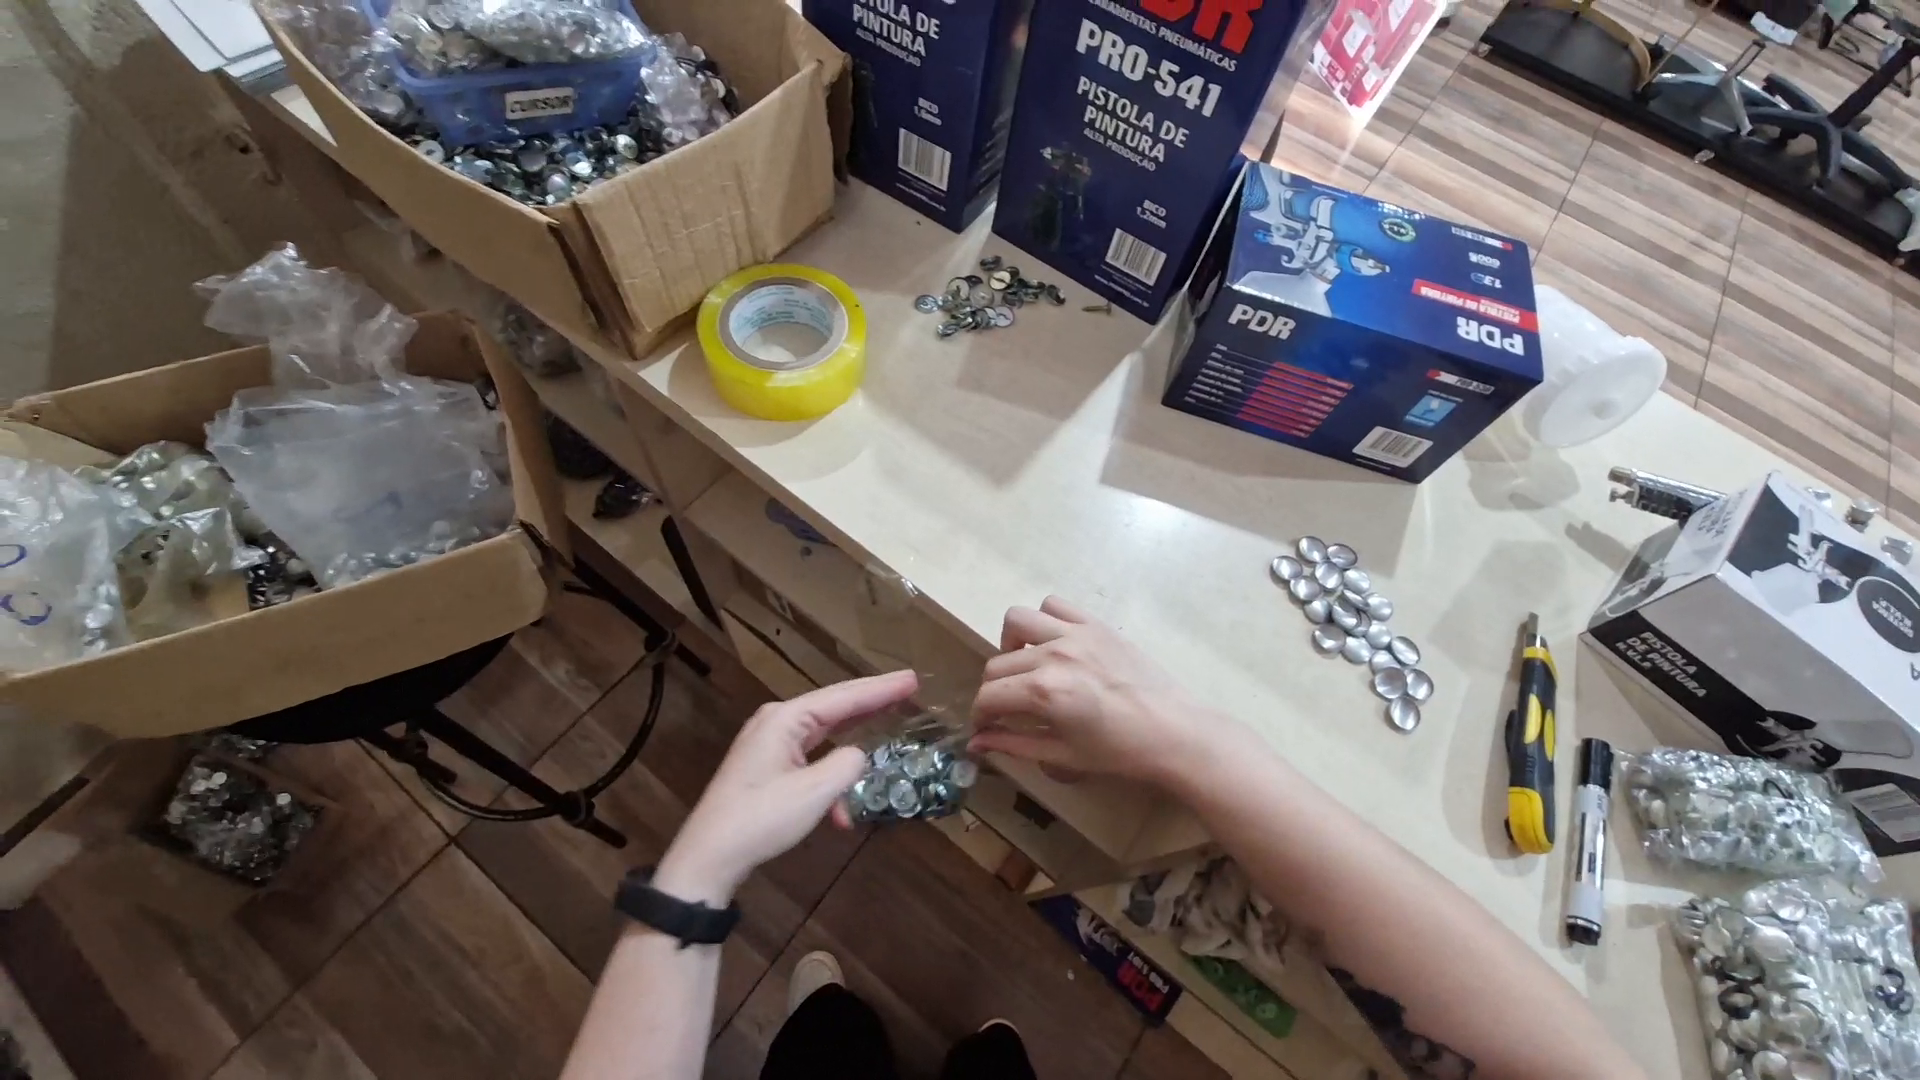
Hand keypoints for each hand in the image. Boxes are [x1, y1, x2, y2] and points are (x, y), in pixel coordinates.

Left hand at [656, 669, 917, 904]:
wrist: (709, 857)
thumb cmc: (761, 819)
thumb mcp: (814, 793)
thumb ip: (847, 765)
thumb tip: (858, 755)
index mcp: (786, 719)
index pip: (844, 697)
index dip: (881, 689)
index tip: (912, 679)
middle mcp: (777, 721)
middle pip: (835, 705)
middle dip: (872, 702)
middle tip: (909, 690)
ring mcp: (770, 742)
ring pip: (825, 730)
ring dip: (854, 739)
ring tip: (889, 723)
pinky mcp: (768, 764)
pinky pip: (812, 752)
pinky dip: (833, 769)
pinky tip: (845, 802)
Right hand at [968, 597, 1237, 789]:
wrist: (1174, 732)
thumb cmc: (1120, 752)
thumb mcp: (1063, 755)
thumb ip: (1014, 745)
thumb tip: (977, 743)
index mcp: (1043, 692)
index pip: (989, 696)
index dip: (980, 715)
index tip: (985, 727)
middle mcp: (1053, 654)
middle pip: (997, 664)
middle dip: (993, 689)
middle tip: (1006, 708)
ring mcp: (1075, 634)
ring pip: (1017, 620)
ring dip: (1010, 644)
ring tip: (1025, 665)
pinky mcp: (1096, 624)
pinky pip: (1054, 605)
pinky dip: (1044, 621)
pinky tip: (1053, 644)